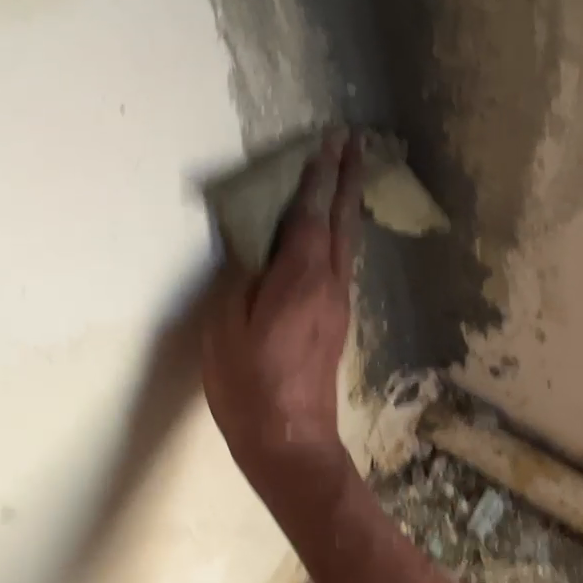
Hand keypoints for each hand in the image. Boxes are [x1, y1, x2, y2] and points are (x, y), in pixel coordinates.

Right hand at [203, 130, 365, 505]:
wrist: (290, 441)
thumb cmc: (250, 387)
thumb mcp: (227, 330)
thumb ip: (241, 281)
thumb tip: (256, 251)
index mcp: (302, 278)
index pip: (311, 213)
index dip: (318, 175)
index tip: (330, 140)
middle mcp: (330, 286)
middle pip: (342, 222)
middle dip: (348, 179)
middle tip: (355, 143)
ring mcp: (338, 307)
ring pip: (346, 245)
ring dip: (347, 207)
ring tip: (348, 178)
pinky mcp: (335, 325)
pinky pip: (341, 266)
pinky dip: (339, 237)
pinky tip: (333, 237)